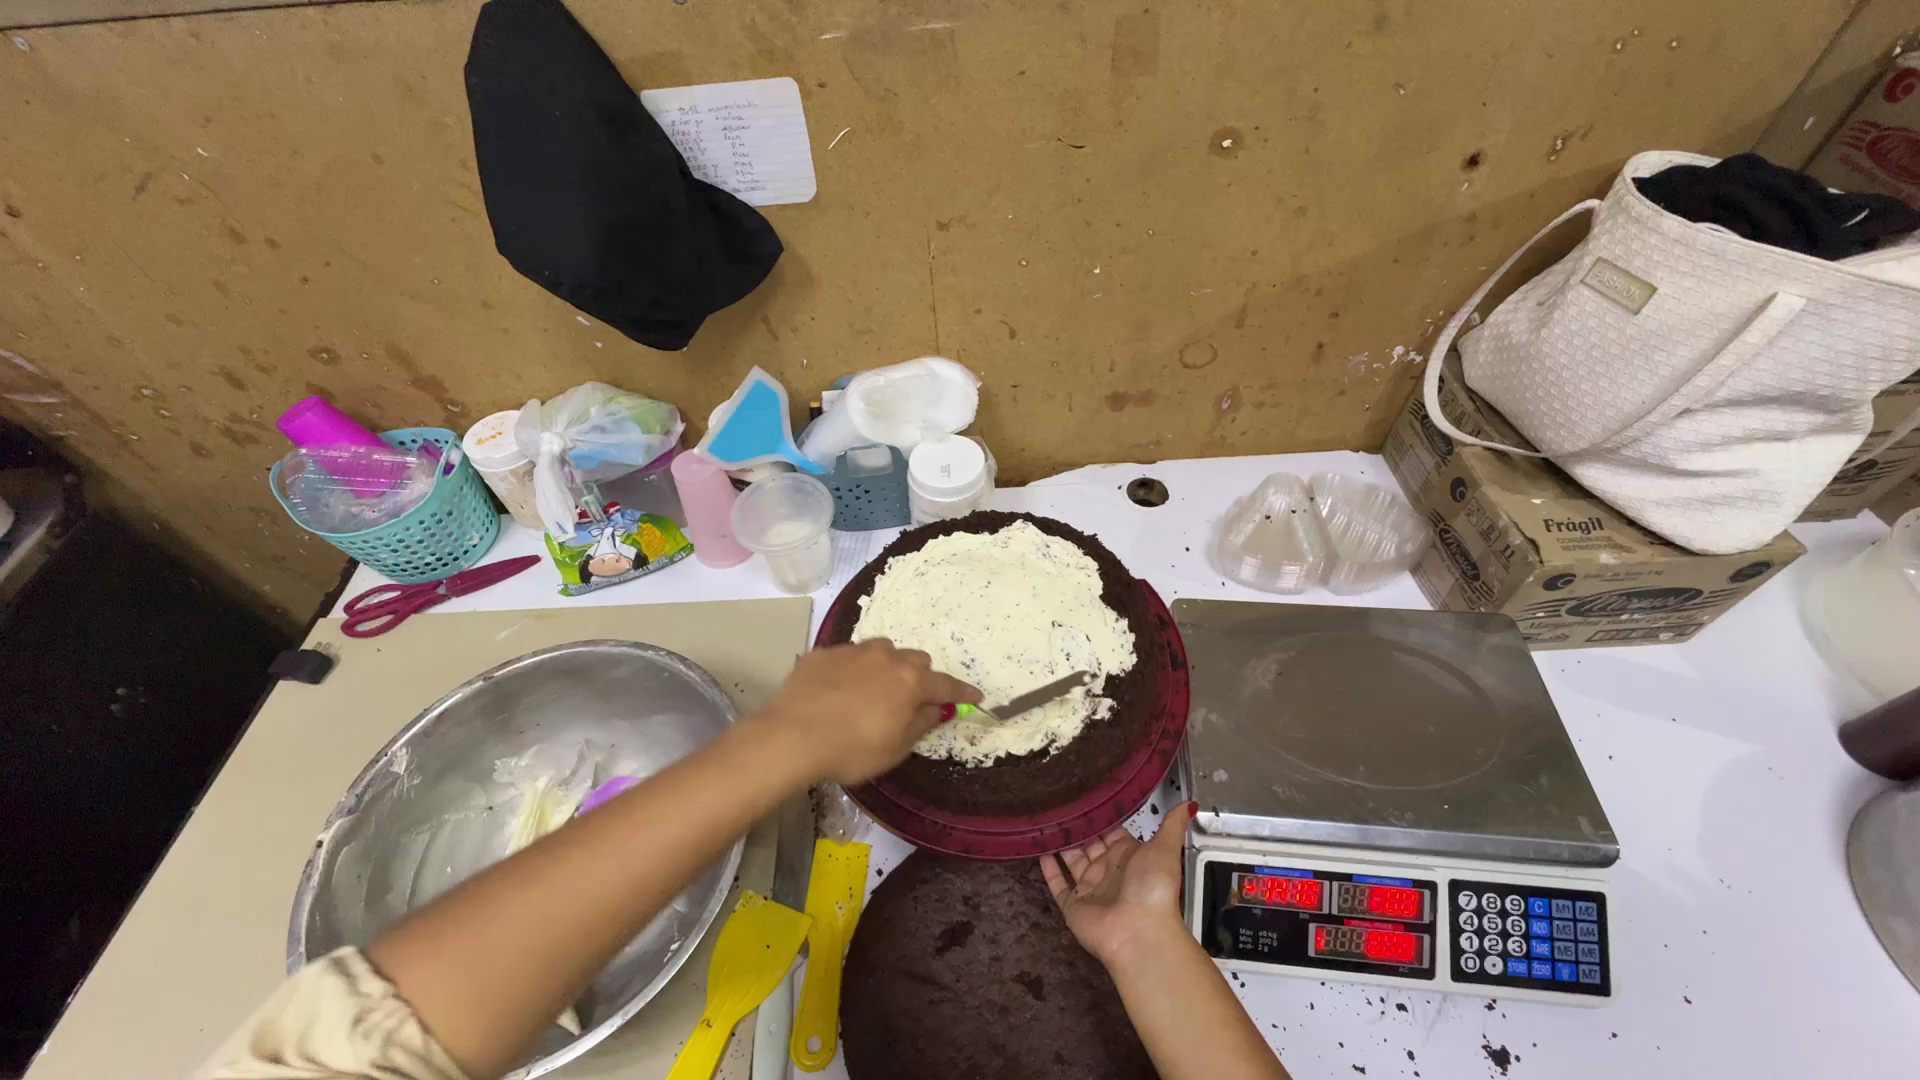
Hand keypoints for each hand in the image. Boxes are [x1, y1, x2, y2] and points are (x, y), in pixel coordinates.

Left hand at [759, 639, 981, 784]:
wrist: (791, 736)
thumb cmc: (851, 750)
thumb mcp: (895, 749)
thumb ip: (921, 724)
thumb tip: (936, 708)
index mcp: (910, 682)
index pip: (945, 685)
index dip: (962, 692)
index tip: (975, 696)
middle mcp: (886, 658)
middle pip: (915, 659)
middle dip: (919, 676)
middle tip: (910, 699)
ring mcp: (852, 651)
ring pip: (881, 651)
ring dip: (886, 667)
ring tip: (872, 690)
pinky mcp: (823, 653)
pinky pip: (848, 656)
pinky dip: (852, 670)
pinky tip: (837, 691)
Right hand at [1042, 802, 1194, 966]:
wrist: (1140, 932)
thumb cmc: (1154, 888)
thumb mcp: (1166, 849)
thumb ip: (1172, 824)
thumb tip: (1190, 803)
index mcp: (1129, 857)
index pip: (1110, 832)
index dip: (1099, 816)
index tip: (1083, 796)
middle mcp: (1108, 870)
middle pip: (1089, 844)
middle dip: (1076, 828)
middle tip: (1059, 804)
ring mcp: (1089, 888)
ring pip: (1072, 861)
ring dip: (1061, 845)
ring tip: (1046, 823)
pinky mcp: (1073, 905)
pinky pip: (1058, 885)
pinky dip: (1050, 870)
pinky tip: (1039, 852)